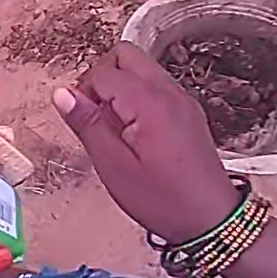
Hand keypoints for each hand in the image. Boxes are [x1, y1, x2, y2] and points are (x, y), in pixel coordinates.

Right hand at [54, 41, 241, 242]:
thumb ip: (87, 124)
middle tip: (97, 114)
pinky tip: (134, 131)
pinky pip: (155, 85)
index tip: (85, 121)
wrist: (214, 222)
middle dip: (102, 76)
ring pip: (141, 67)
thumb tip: (62, 94)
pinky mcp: (188, 110)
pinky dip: (137, 96)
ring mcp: (182, 99)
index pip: (103, 73)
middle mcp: (169, 92)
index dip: (85, 93)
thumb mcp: (114, 167)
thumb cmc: (164, 200)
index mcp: (150, 103)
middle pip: (125, 54)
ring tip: (116, 125)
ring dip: (120, 85)